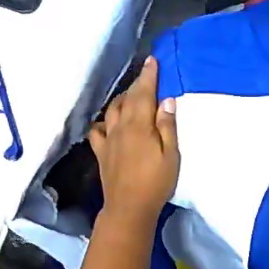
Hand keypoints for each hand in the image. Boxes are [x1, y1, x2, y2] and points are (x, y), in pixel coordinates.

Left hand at [89, 57, 178, 223]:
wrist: (128, 208)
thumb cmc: (156, 182)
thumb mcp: (171, 154)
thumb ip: (167, 126)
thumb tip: (166, 100)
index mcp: (139, 124)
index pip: (143, 92)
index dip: (148, 75)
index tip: (152, 60)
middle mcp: (120, 126)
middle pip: (127, 98)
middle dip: (137, 85)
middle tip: (147, 77)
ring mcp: (108, 139)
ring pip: (111, 110)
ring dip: (122, 99)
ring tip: (131, 97)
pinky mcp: (101, 152)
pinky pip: (97, 130)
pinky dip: (104, 121)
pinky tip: (109, 123)